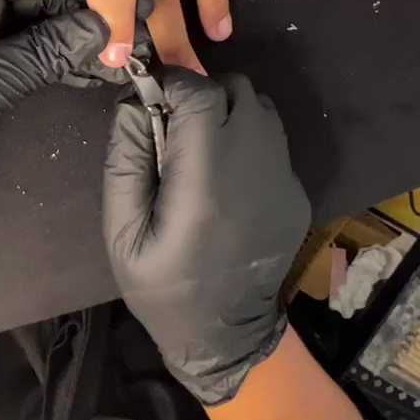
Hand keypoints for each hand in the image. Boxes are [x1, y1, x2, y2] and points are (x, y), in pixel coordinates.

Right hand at [102, 67, 309, 404]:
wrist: (225, 334)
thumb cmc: (162, 285)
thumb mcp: (123, 228)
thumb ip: (127, 157)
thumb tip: (136, 101)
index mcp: (206, 179)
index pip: (201, 94)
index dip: (172, 84)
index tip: (152, 98)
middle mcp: (254, 168)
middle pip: (237, 90)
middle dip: (201, 94)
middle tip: (175, 126)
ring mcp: (283, 179)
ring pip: (260, 109)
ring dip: (227, 113)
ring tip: (201, 149)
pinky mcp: (296, 193)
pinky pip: (272, 142)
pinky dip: (246, 141)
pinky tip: (226, 179)